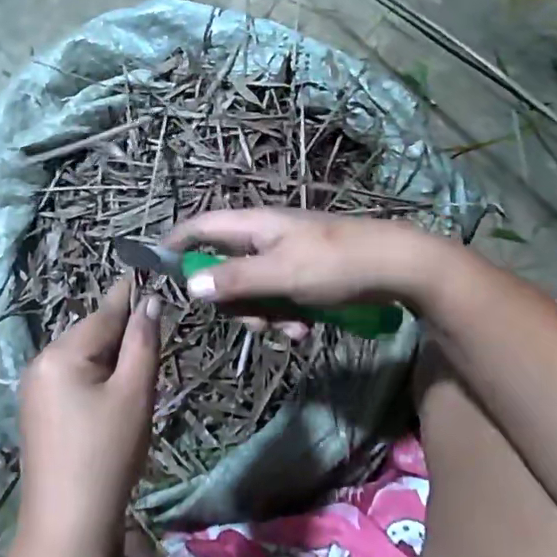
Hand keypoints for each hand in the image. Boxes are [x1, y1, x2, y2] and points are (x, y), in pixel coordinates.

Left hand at [15, 279, 161, 556]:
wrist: (68, 524)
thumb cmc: (107, 454)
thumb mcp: (134, 394)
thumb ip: (142, 343)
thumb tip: (149, 302)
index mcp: (60, 354)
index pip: (103, 314)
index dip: (129, 296)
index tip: (147, 271)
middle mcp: (39, 364)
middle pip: (90, 336)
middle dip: (122, 336)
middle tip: (157, 341)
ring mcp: (34, 390)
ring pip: (83, 359)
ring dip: (111, 360)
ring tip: (140, 377)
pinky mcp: (37, 413)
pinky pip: (72, 381)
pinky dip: (96, 381)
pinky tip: (114, 400)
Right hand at [163, 209, 446, 327]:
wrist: (399, 267)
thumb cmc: (335, 264)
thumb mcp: (280, 274)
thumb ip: (234, 280)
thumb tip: (190, 286)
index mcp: (253, 226)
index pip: (200, 226)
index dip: (175, 244)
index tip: (157, 268)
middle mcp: (263, 238)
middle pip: (223, 271)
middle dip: (235, 303)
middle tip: (254, 321)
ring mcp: (284, 257)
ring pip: (251, 291)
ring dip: (265, 316)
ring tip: (291, 331)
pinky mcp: (303, 276)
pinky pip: (278, 299)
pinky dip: (286, 317)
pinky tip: (306, 331)